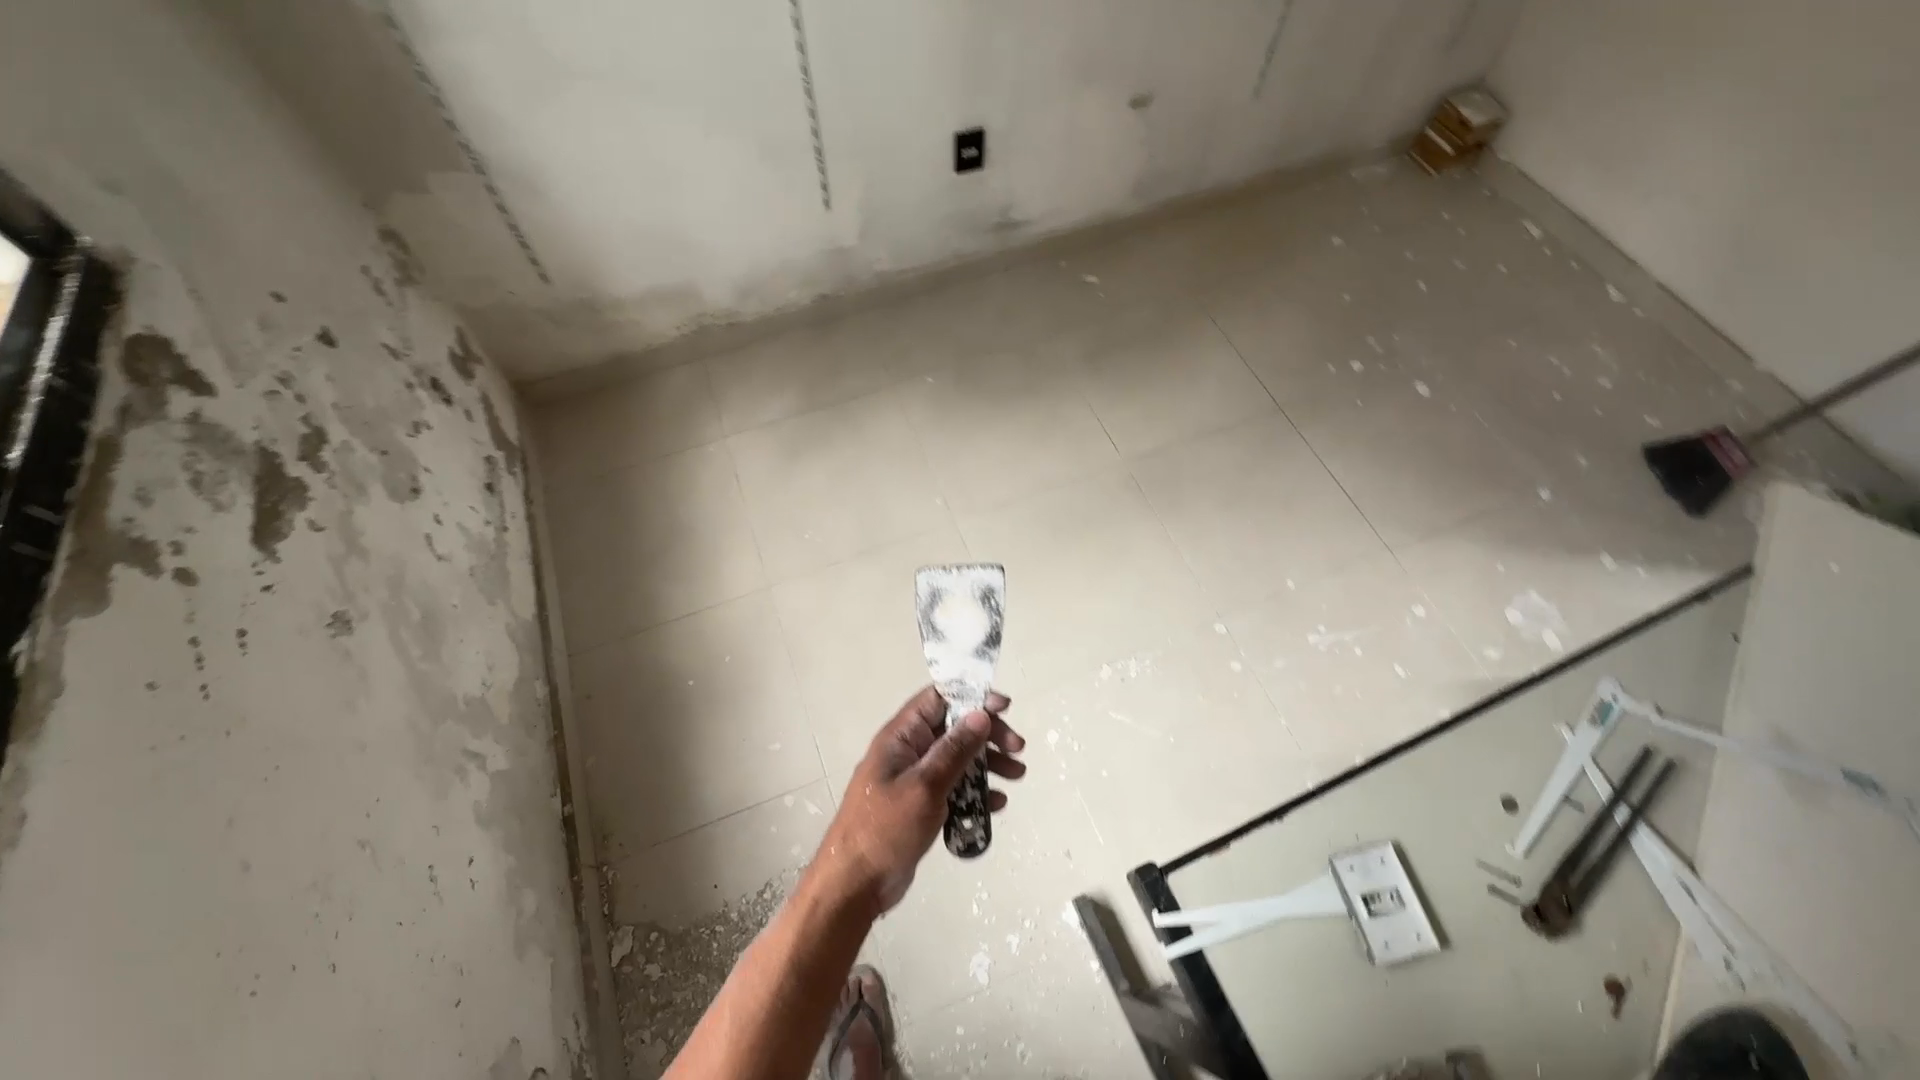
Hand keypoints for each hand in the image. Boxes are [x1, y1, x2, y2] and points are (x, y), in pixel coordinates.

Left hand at [817, 685, 1025, 912]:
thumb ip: (954, 750)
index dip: (971, 696)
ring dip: (989, 763)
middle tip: (1018, 748)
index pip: (938, 699)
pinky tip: (996, 804)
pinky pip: (955, 788)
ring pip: (959, 759)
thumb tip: (980, 714)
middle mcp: (909, 752)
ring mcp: (915, 780)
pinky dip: (977, 792)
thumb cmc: (885, 829)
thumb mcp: (924, 786)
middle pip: (955, 728)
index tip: (1004, 707)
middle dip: (988, 734)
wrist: (855, 884)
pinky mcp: (922, 806)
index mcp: (902, 737)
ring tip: (1018, 775)